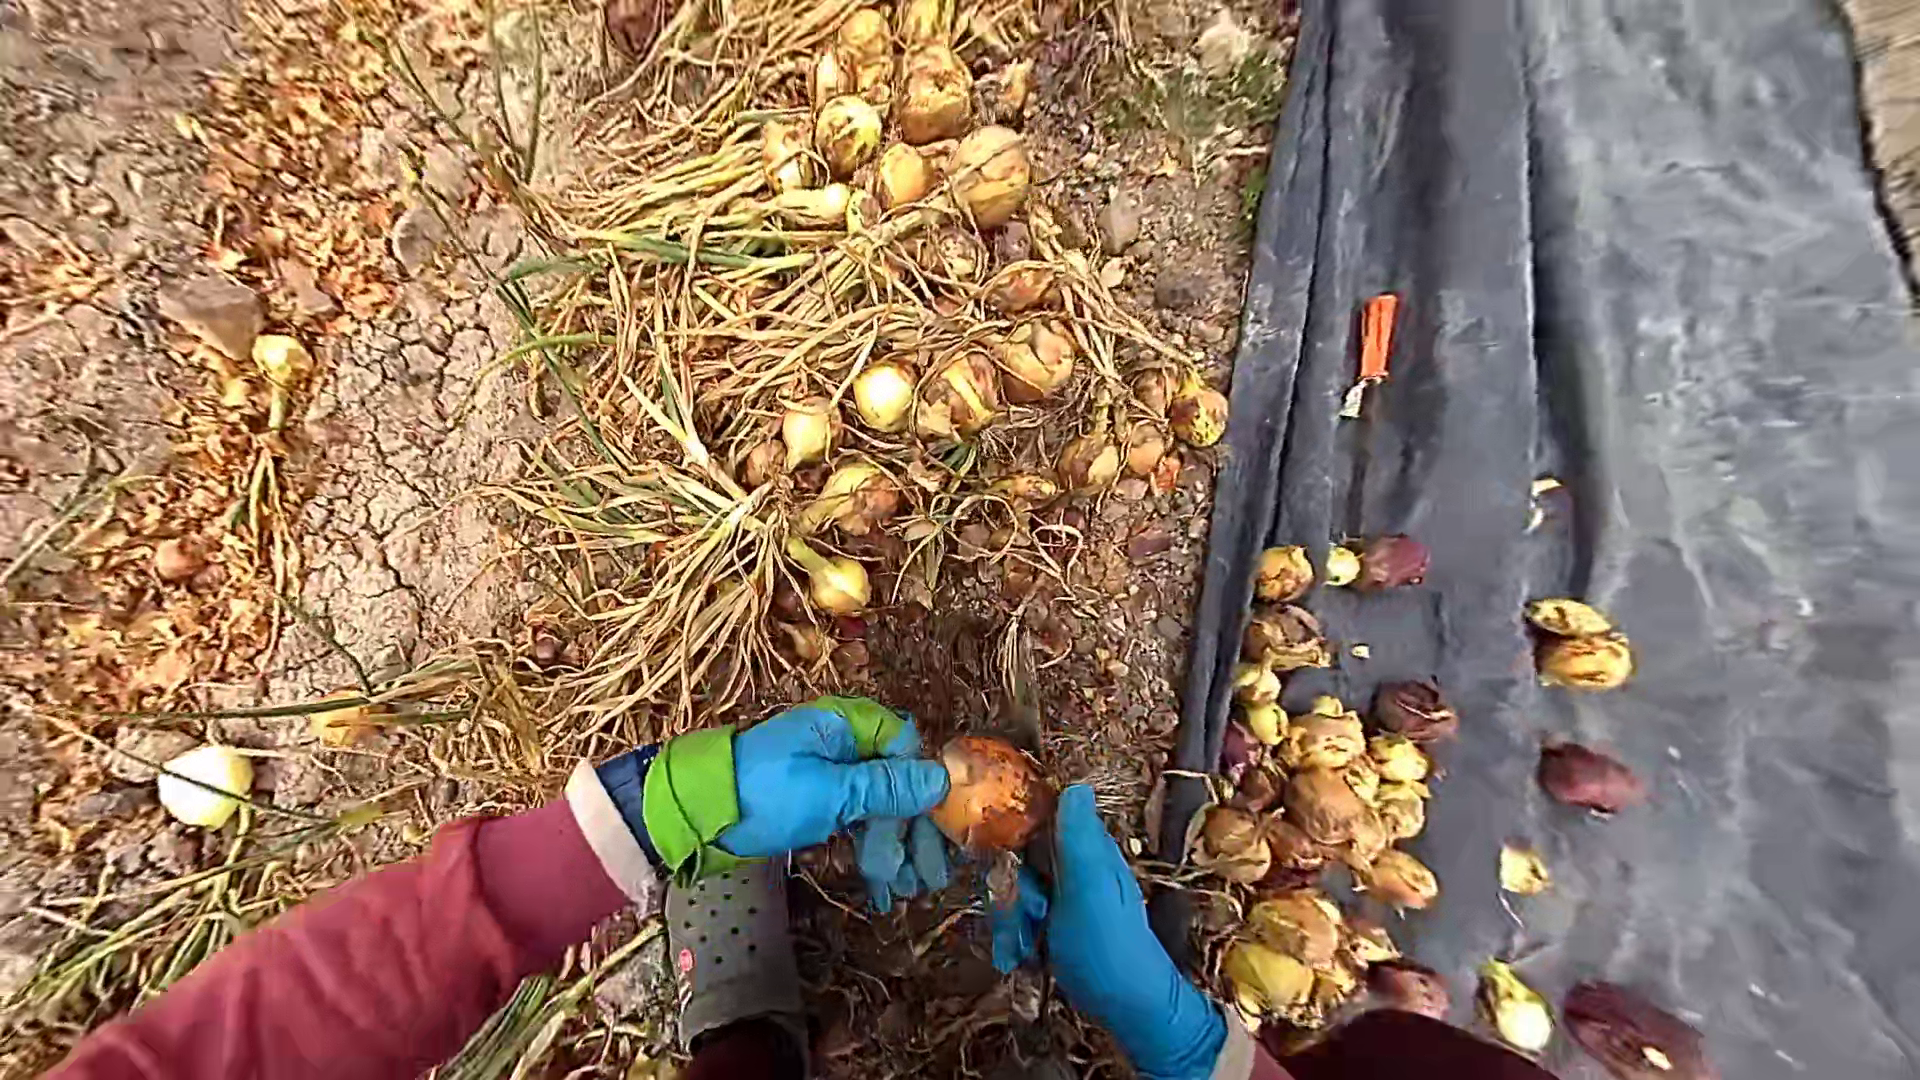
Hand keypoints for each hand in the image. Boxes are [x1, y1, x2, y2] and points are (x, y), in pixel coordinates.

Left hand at [718, 698, 950, 861]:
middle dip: (914, 828)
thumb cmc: (765, 794)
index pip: (906, 749)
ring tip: (906, 888)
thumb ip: (886, 787)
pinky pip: (859, 816)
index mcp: (849, 724)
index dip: (925, 790)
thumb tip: (941, 779)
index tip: (940, 832)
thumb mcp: (828, 792)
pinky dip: (871, 845)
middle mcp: (847, 742)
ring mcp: (833, 770)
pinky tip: (884, 880)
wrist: (696, 815)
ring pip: (880, 802)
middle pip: (897, 779)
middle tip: (930, 876)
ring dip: (896, 843)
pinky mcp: (820, 796)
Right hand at [990, 784, 1225, 1079]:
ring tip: (1024, 942)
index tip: (1008, 865)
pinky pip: (1019, 911)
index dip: (1012, 835)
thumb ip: (1079, 838)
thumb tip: (1075, 786)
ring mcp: (1063, 890)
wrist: (1129, 1010)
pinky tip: (1020, 953)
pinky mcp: (1053, 918)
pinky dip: (1014, 932)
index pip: (1035, 816)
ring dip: (1010, 914)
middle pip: (1017, 852)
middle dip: (1010, 886)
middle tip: (1027, 914)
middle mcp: (1073, 860)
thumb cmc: (1110, 948)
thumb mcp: (1091, 889)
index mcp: (1085, 844)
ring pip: (1015, 884)